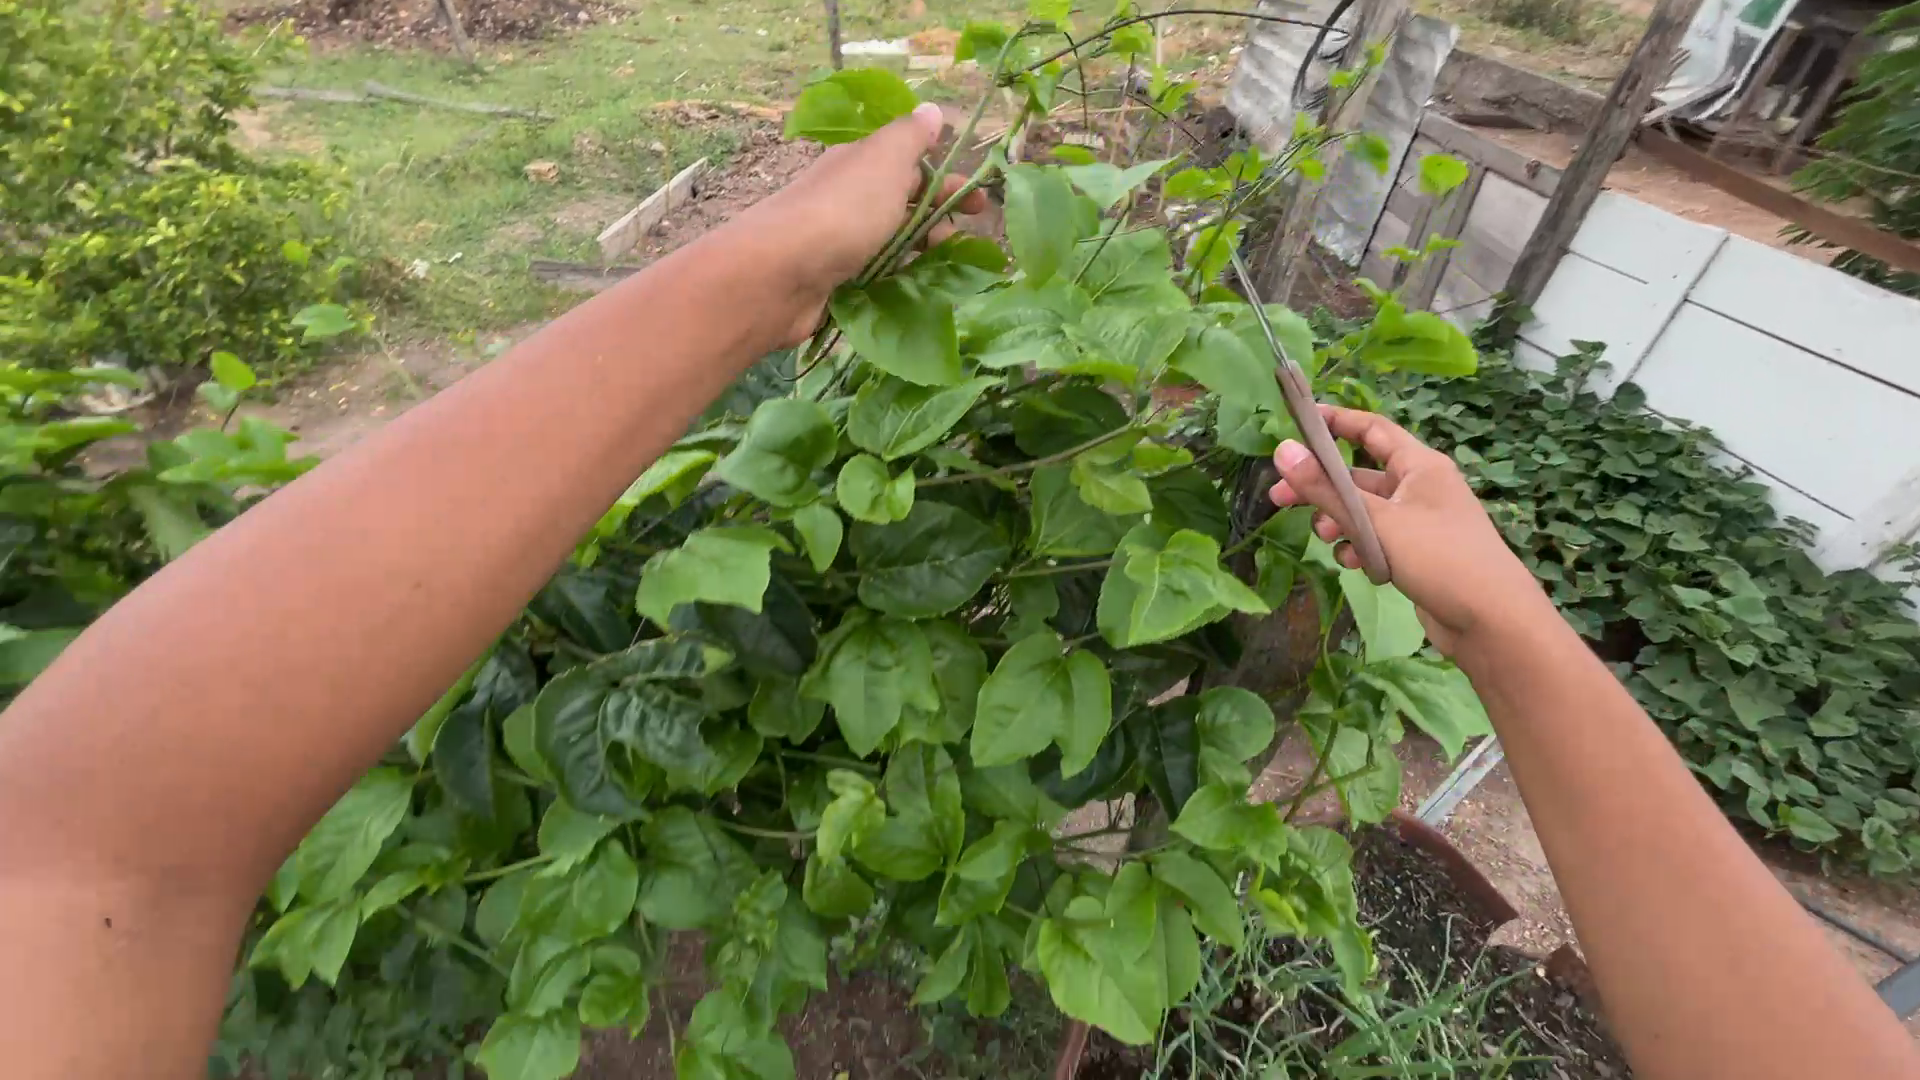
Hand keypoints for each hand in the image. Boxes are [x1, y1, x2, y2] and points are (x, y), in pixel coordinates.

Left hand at [727, 102, 988, 345]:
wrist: (784, 272)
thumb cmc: (843, 211)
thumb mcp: (885, 160)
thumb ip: (911, 137)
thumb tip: (932, 110)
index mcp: (862, 166)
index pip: (912, 169)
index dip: (949, 184)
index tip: (980, 206)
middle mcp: (850, 201)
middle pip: (904, 210)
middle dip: (938, 223)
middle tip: (962, 244)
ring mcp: (842, 245)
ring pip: (892, 248)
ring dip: (921, 257)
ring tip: (944, 272)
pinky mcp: (837, 284)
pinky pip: (877, 280)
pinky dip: (898, 284)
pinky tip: (915, 295)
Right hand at [1269, 405, 1551, 656]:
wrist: (1491, 620)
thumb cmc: (1438, 556)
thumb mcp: (1375, 520)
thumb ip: (1325, 488)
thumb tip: (1282, 450)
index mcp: (1420, 466)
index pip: (1372, 429)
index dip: (1335, 421)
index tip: (1298, 421)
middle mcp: (1419, 487)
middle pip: (1357, 475)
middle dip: (1319, 488)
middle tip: (1278, 498)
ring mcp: (1417, 521)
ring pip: (1361, 511)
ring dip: (1337, 522)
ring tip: (1325, 538)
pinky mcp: (1413, 552)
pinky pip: (1374, 539)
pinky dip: (1358, 547)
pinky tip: (1353, 563)